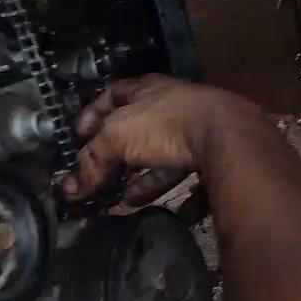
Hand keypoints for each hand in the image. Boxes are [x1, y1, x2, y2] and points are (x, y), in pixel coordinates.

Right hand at [62, 75, 270, 202]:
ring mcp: (204, 130)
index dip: (95, 112)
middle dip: (123, 154)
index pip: (115, 93)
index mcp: (151, 89)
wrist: (230, 137)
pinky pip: (201, 178)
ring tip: (131, 201)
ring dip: (150, 180)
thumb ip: (91, 161)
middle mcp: (178, 105)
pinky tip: (179, 211)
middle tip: (105, 177)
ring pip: (171, 156)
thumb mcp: (117, 137)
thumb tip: (70, 189)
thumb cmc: (167, 126)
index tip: (79, 135)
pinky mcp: (223, 156)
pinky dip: (188, 196)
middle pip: (144, 129)